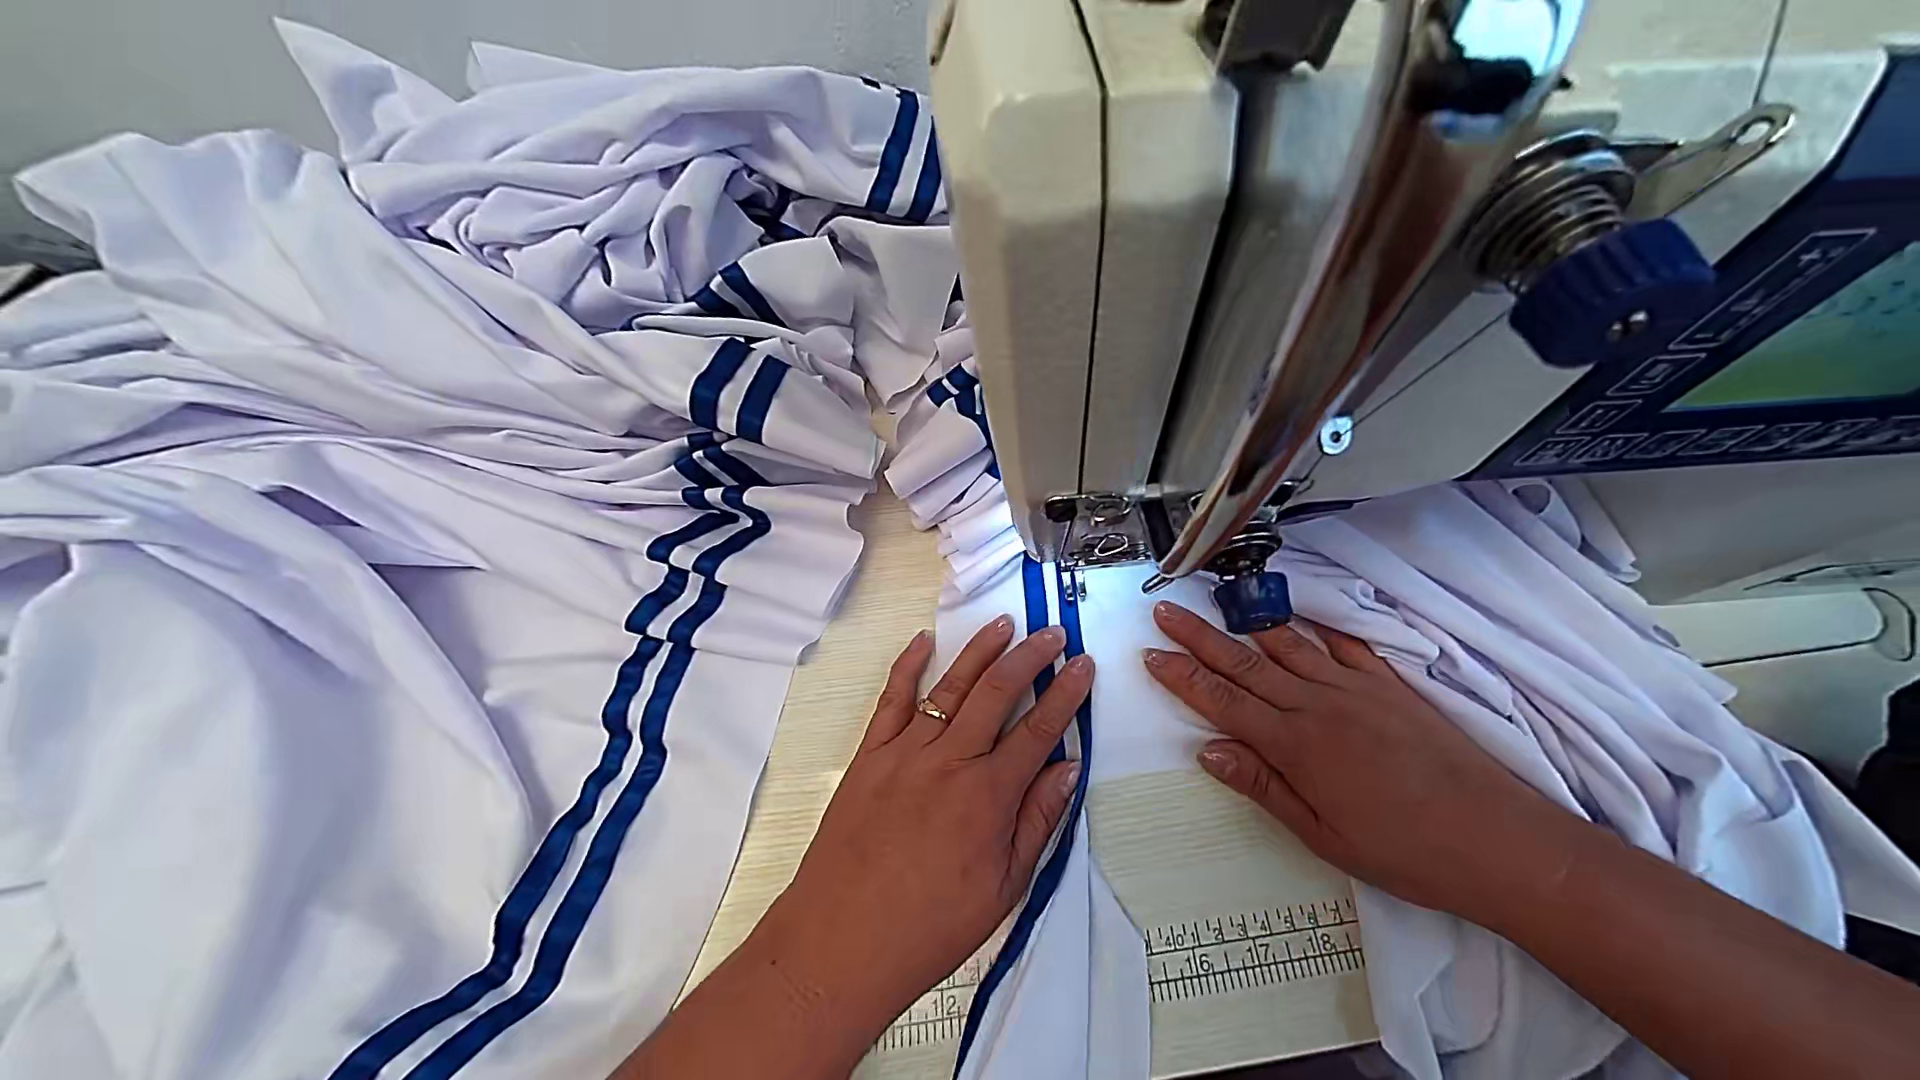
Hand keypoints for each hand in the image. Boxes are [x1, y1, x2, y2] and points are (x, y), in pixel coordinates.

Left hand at [756, 616, 1091, 1041]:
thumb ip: (1037, 821)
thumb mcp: (1003, 886)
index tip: (1083, 666)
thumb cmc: (929, 925)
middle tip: (1052, 634)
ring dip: (980, 650)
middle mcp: (949, 761)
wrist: (842, 940)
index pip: (1039, 729)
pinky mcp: (870, 755)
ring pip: (950, 685)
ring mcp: (905, 752)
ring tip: (1004, 625)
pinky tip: (923, 641)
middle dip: (1031, 656)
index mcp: (987, 795)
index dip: (1067, 694)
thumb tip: (1068, 770)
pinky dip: (908, 665)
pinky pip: (892, 698)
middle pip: (998, 692)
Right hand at [1142, 601, 1585, 922]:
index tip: (1152, 655)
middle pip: (1244, 662)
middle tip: (1165, 610)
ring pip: (1287, 646)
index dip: (1182, 677)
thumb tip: (1208, 751)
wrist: (1503, 843)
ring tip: (1217, 602)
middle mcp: (1318, 705)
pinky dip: (1318, 630)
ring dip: (1246, 624)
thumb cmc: (1404, 851)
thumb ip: (1262, 786)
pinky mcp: (1391, 687)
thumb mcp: (1321, 835)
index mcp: (1295, 745)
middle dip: (1198, 636)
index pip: (1223, 701)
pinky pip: (1346, 648)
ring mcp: (1356, 690)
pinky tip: (1301, 619)